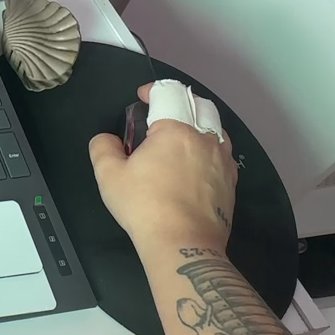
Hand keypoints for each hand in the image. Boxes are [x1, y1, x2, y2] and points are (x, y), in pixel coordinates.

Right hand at [89, 83, 237, 253]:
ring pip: (216, 128)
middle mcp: (205, 140)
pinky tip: (192, 163)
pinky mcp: (231, 183)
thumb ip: (103, 146)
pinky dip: (207, 148)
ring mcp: (224, 162)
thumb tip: (107, 139)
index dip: (152, 90)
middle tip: (161, 111)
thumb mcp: (108, 174)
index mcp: (176, 130)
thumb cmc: (145, 206)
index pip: (168, 94)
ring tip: (178, 137)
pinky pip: (222, 153)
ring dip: (197, 124)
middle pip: (200, 105)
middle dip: (179, 101)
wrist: (183, 244)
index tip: (142, 96)